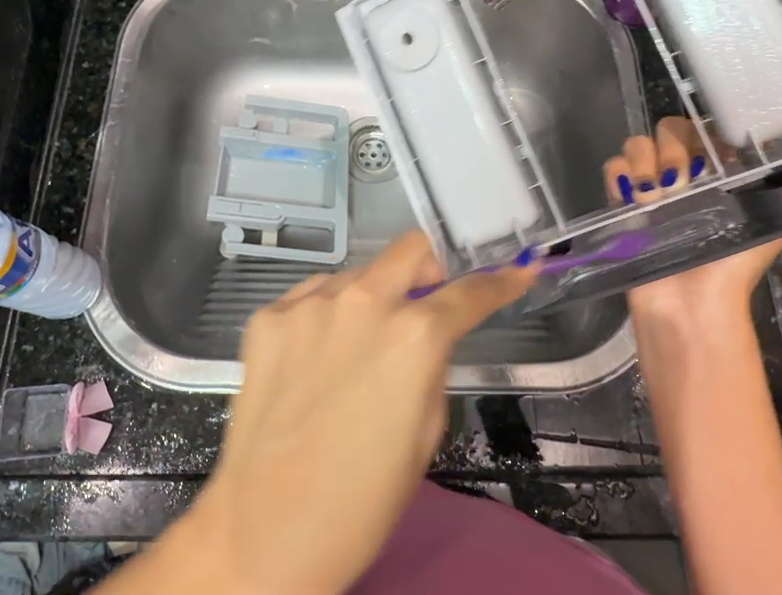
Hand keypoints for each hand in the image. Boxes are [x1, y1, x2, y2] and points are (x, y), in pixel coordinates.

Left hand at [186, 232, 536, 594]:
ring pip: (356, 274)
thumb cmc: (364, 498)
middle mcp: (362, 303)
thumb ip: (432, 365)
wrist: (268, 530)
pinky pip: (310, 297)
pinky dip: (326, 315)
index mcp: (414, 336)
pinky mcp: (266, 318)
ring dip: (372, 297)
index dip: (500, 282)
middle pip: (410, 250)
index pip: (470, 292)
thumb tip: (431, 337)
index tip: (515, 272)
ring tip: (361, 347)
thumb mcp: (426, 432)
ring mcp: (307, 305)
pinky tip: (319, 358)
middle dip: (431, 268)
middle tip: (429, 300)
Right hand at [603, 116, 781, 324]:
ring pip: (638, 143)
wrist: (690, 303)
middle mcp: (685, 173)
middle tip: (679, 184)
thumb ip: (772, 187)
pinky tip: (631, 199)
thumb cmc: (731, 265)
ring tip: (652, 198)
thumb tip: (774, 152)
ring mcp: (651, 185)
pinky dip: (619, 176)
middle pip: (668, 128)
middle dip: (672, 150)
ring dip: (644, 164)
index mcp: (721, 173)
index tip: (706, 160)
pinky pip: (614, 167)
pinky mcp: (622, 201)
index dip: (703, 135)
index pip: (707, 129)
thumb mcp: (767, 224)